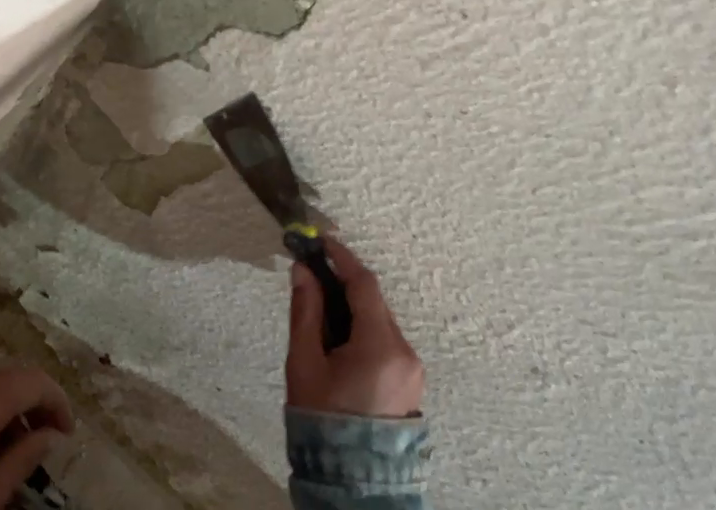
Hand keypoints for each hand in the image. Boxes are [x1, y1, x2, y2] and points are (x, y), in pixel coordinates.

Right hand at [285, 238, 423, 417]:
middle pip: (374, 303)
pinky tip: (340, 341)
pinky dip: (364, 331)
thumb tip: (302, 270)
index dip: (342, 258)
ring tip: (321, 315)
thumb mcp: (304, 362)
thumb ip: (305, 312)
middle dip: (344, 284)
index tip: (320, 240)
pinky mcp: (411, 381)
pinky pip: (386, 342)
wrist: (352, 476)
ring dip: (353, 310)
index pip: (364, 285)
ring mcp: (413, 368)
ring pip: (380, 322)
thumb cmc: (321, 416)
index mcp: (380, 345)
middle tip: (312, 276)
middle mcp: (405, 352)